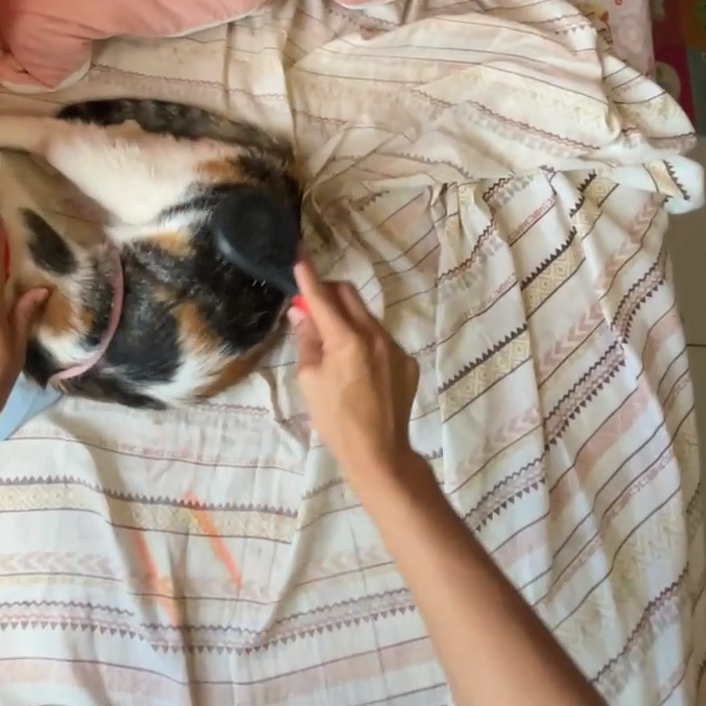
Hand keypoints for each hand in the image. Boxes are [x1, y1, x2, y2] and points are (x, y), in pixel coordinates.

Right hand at [290, 258, 419, 482]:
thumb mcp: (309, 380)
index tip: (298, 252)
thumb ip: (307, 339)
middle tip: (311, 303)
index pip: (322, 296)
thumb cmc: (335, 419)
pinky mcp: (406, 361)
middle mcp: (374, 335)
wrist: (380, 453)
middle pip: (348, 294)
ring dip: (346, 316)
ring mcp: (394, 347)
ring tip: (333, 343)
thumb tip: (301, 312)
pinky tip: (357, 366)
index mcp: (346, 340)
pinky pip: (380, 337)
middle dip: (328, 290)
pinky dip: (363, 339)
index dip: (308, 273)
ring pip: (365, 315)